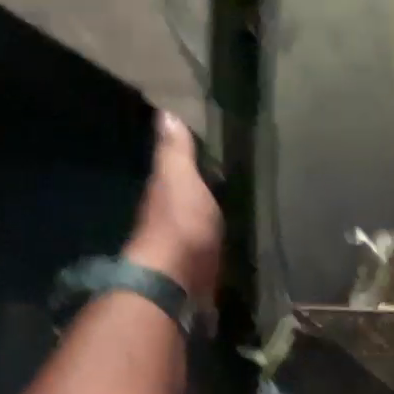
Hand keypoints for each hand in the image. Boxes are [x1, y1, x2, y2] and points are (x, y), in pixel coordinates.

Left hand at [123, 112, 222, 305]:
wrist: (178, 279)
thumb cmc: (181, 223)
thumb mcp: (180, 178)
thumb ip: (176, 152)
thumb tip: (165, 113)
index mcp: (165, 191)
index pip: (174, 172)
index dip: (187, 164)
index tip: (207, 157)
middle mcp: (168, 218)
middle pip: (184, 201)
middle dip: (198, 196)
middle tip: (223, 188)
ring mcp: (182, 248)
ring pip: (195, 227)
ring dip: (206, 223)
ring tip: (229, 217)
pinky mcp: (198, 273)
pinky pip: (207, 253)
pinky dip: (215, 248)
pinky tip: (228, 248)